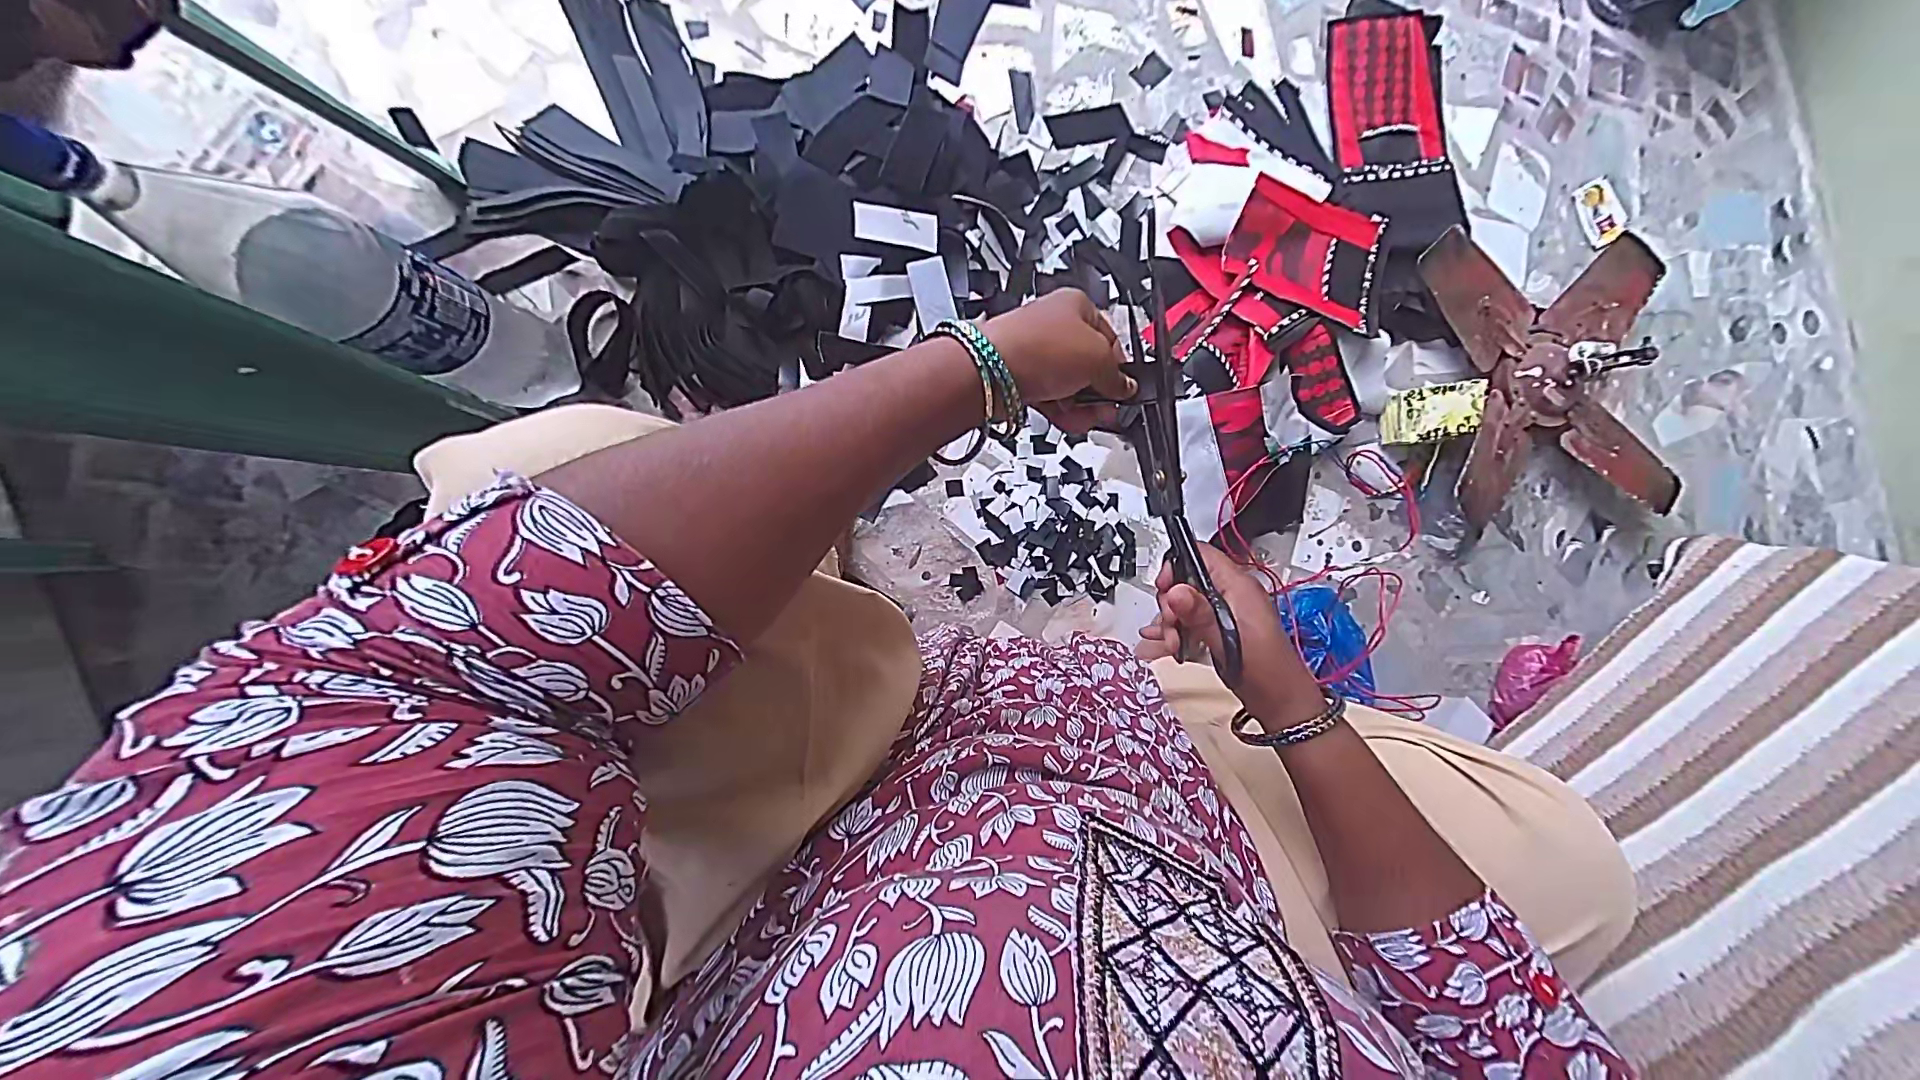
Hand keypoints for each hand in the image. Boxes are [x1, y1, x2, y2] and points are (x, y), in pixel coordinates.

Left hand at [981, 289, 1135, 433]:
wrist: (990, 371)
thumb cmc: (1035, 348)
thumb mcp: (1098, 359)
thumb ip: (1117, 376)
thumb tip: (1125, 387)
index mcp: (1077, 305)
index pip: (1111, 338)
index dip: (1120, 366)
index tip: (1125, 388)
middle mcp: (1053, 327)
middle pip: (1088, 365)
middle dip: (1099, 392)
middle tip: (1106, 407)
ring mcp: (1036, 354)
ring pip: (1068, 385)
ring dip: (1080, 405)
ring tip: (1085, 416)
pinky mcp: (1021, 379)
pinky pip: (1049, 398)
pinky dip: (1059, 410)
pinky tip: (1067, 419)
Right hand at [1137, 543, 1325, 725]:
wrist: (1283, 706)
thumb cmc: (1268, 674)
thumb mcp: (1228, 641)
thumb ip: (1200, 614)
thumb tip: (1176, 591)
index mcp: (1239, 588)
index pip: (1200, 555)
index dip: (1175, 567)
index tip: (1164, 591)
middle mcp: (1231, 595)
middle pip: (1186, 581)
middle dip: (1170, 604)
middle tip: (1170, 627)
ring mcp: (1225, 613)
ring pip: (1184, 604)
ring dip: (1171, 623)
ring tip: (1172, 644)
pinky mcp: (1220, 629)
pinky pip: (1190, 622)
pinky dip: (1176, 632)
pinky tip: (1165, 645)